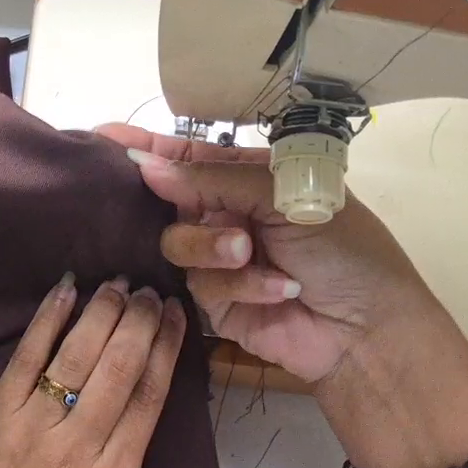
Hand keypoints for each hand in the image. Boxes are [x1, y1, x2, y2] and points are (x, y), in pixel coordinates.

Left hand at [0, 272, 185, 467]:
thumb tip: (142, 412)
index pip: (149, 397)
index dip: (166, 347)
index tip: (176, 315)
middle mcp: (76, 446)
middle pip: (119, 367)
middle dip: (140, 321)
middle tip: (150, 291)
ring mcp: (31, 426)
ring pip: (75, 355)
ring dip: (102, 312)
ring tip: (119, 284)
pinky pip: (25, 357)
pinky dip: (48, 319)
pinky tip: (67, 290)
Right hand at [96, 124, 467, 467]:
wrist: (366, 329)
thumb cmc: (343, 248)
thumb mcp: (284, 195)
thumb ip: (212, 179)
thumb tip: (145, 165)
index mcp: (246, 178)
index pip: (187, 156)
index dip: (146, 148)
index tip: (101, 138)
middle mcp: (225, 214)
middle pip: (168, 199)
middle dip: (166, 198)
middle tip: (142, 192)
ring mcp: (216, 259)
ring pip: (176, 242)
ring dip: (215, 246)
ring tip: (250, 251)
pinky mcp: (213, 302)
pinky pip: (200, 282)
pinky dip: (240, 284)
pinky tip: (278, 289)